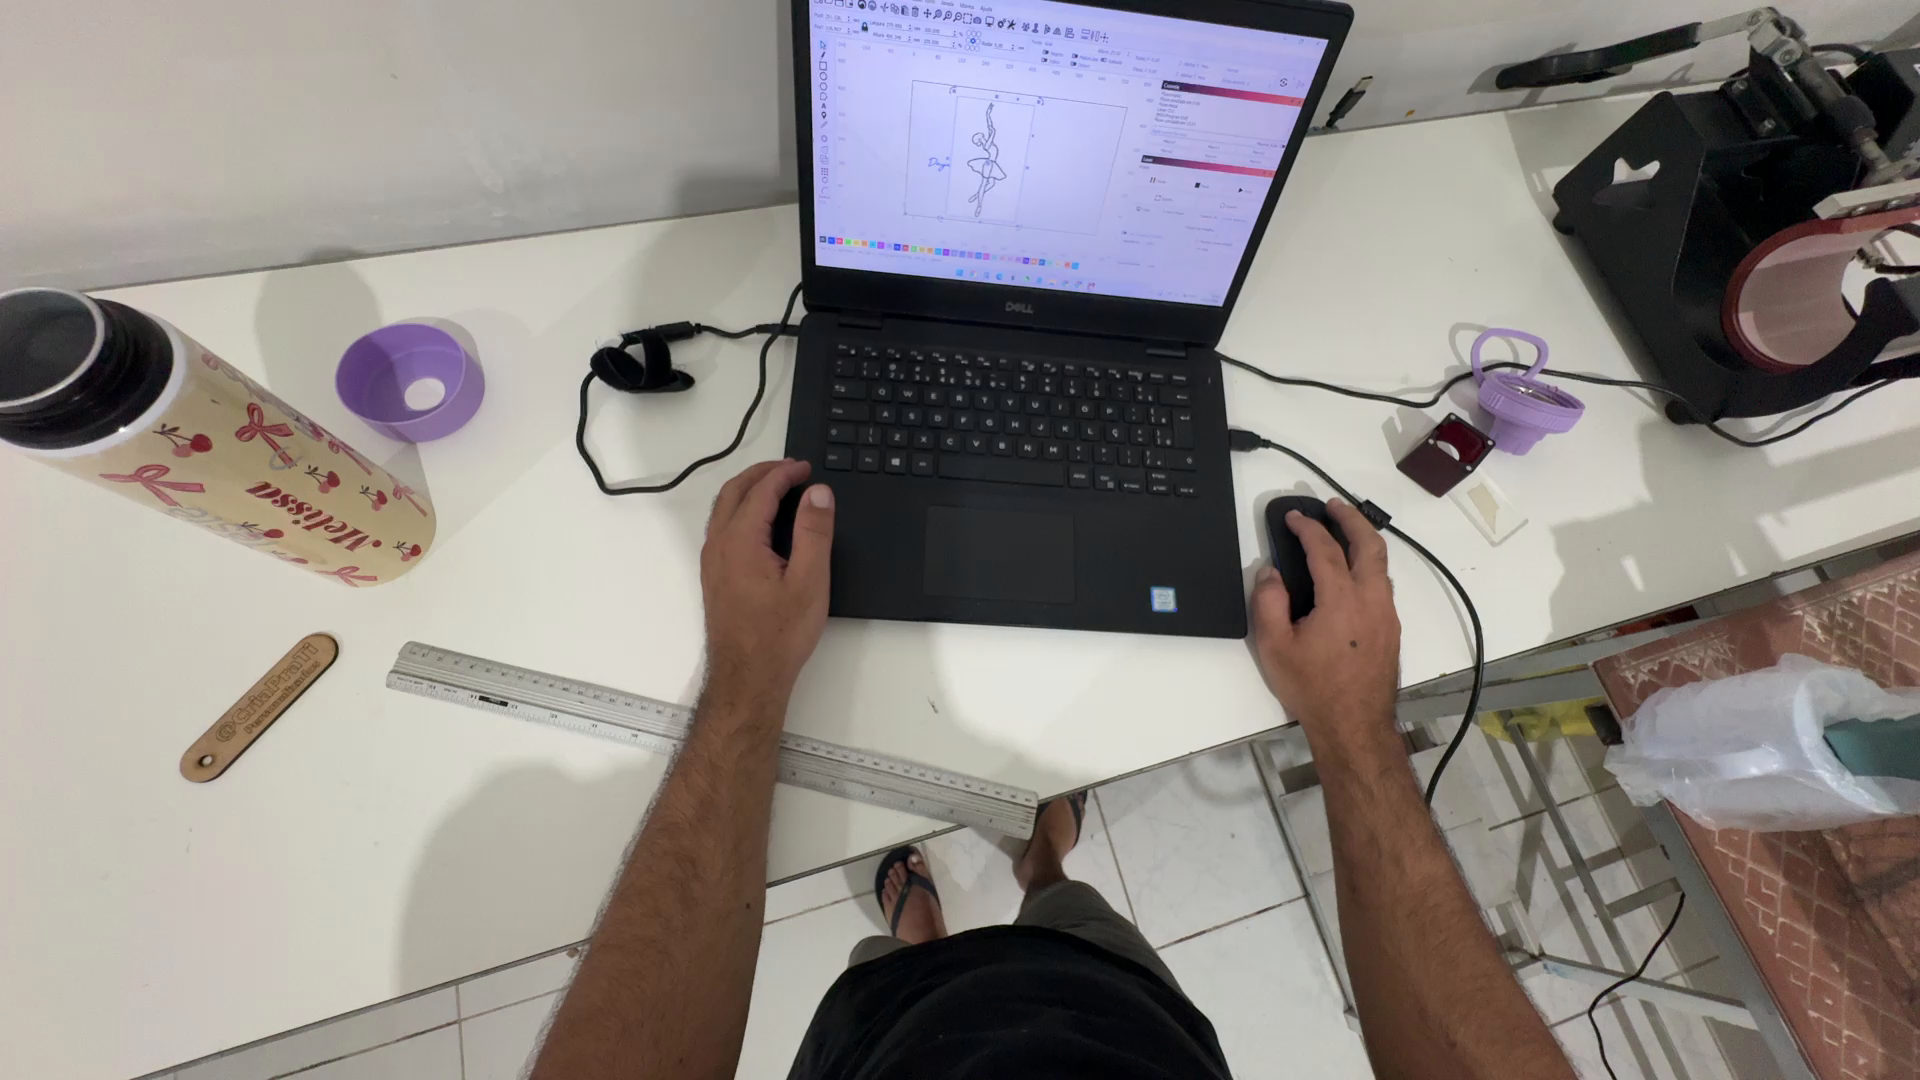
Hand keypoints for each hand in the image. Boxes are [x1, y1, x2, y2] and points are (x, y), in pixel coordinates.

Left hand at [700, 460, 834, 709]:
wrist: (748, 677)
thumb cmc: (781, 633)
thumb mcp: (809, 580)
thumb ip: (813, 532)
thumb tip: (817, 493)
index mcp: (740, 541)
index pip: (760, 491)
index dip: (784, 473)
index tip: (806, 467)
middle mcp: (719, 546)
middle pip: (733, 492)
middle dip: (762, 473)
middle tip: (791, 469)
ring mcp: (712, 562)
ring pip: (723, 509)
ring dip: (749, 490)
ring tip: (777, 487)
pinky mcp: (714, 576)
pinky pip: (722, 527)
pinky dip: (741, 509)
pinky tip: (761, 522)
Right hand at [1250, 499, 1400, 755]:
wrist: (1354, 725)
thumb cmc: (1311, 686)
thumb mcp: (1274, 645)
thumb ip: (1269, 601)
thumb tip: (1271, 573)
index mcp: (1341, 600)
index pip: (1326, 550)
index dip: (1308, 528)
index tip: (1292, 516)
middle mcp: (1372, 600)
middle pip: (1370, 546)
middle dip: (1351, 519)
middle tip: (1332, 505)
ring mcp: (1387, 615)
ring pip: (1382, 565)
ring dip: (1363, 541)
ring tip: (1343, 531)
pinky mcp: (1391, 629)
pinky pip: (1382, 584)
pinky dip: (1368, 564)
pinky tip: (1352, 571)